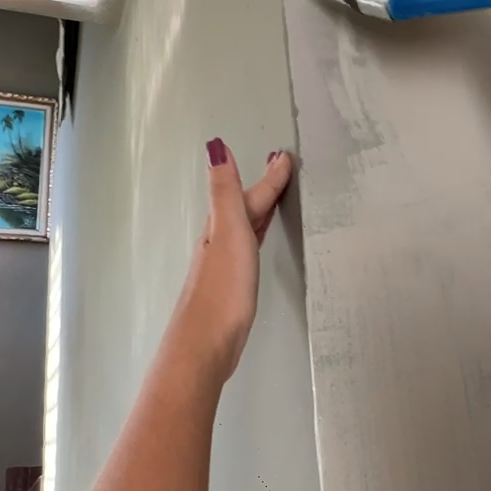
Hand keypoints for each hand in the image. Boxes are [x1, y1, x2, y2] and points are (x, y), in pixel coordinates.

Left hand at [169, 139, 294, 382]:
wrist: (206, 344)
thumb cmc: (222, 289)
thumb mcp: (227, 232)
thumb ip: (224, 192)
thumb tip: (215, 147)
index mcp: (222, 227)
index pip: (250, 194)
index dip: (269, 176)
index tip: (285, 156)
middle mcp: (220, 242)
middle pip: (245, 208)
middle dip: (264, 188)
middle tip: (282, 168)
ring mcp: (225, 266)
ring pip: (246, 228)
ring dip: (260, 210)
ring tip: (275, 199)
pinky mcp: (232, 288)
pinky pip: (249, 250)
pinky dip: (257, 237)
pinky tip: (258, 245)